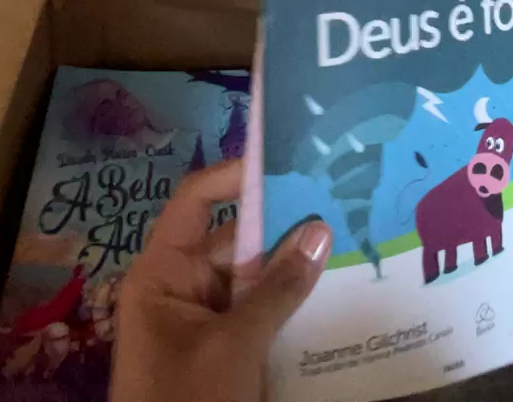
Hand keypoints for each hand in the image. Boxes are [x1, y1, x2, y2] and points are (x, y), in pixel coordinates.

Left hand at [111, 160, 332, 401]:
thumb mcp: (233, 347)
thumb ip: (278, 289)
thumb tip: (320, 228)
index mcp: (164, 273)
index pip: (196, 202)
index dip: (234, 176)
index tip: (285, 161)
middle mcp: (183, 287)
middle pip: (236, 239)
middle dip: (283, 225)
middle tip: (337, 201)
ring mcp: (205, 321)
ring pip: (254, 277)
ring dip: (293, 266)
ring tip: (348, 238)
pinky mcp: (226, 352)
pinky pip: (260, 312)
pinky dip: (291, 303)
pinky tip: (334, 293)